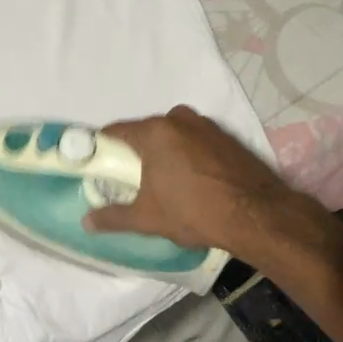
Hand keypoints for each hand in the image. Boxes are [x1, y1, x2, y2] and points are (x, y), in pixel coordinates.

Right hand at [83, 105, 311, 257]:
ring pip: (172, 136)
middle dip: (134, 152)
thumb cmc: (194, 212)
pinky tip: (190, 181)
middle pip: (145, 132)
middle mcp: (180, 119)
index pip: (115, 131)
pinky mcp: (227, 138)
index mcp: (155, 131)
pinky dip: (187, 156)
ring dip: (163, 153)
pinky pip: (195, 142)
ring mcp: (207, 126)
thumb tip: (86, 222)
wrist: (256, 216)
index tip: (97, 166)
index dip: (102, 148)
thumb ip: (113, 217)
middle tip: (127, 180)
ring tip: (161, 182)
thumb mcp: (147, 218)